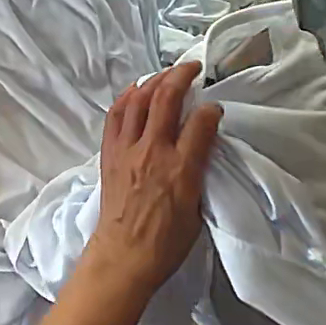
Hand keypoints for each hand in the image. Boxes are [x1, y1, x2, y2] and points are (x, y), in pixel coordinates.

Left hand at [84, 61, 222, 294]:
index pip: (200, 123)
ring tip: (166, 74)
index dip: (211, 108)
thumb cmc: (166, 242)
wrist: (124, 256)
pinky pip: (116, 115)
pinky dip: (126, 97)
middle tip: (192, 68)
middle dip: (181, 76)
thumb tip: (203, 144)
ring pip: (138, 100)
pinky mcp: (109, 153)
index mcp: (180, 169)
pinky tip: (135, 90)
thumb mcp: (197, 209)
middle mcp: (153, 151)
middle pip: (166, 99)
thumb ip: (200, 171)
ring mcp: (127, 150)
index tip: (215, 106)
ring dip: (154, 81)